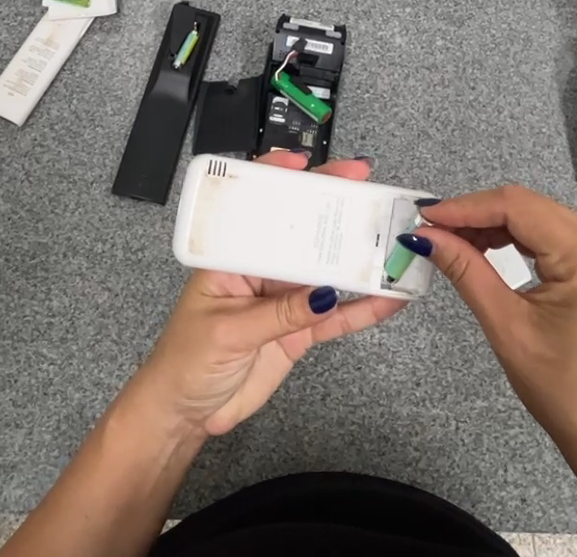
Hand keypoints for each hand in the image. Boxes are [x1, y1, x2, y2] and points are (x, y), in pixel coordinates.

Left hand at [123, 152, 407, 438]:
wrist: (186, 413)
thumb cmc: (185, 361)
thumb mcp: (227, 332)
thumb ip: (278, 314)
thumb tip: (324, 296)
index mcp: (231, 257)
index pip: (255, 209)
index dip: (277, 180)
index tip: (305, 163)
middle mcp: (261, 269)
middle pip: (300, 232)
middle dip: (332, 208)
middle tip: (367, 187)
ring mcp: (283, 298)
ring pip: (326, 271)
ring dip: (356, 258)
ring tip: (391, 241)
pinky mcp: (299, 330)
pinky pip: (337, 316)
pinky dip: (363, 309)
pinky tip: (389, 299)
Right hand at [415, 185, 576, 465]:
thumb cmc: (560, 388)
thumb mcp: (506, 325)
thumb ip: (465, 270)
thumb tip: (423, 236)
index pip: (516, 207)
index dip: (465, 207)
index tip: (424, 215)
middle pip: (527, 206)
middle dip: (475, 214)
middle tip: (431, 229)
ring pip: (537, 215)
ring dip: (492, 223)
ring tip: (451, 239)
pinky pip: (551, 231)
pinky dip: (515, 235)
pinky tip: (485, 245)